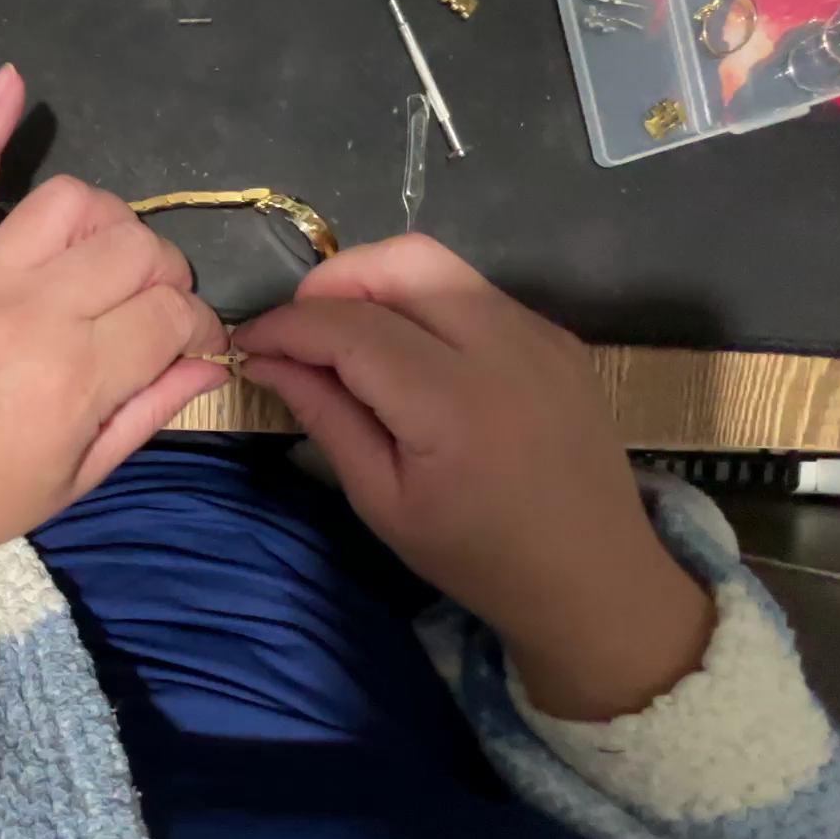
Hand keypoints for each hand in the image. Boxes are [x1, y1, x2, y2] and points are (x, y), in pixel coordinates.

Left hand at [0, 66, 228, 629]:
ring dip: (110, 225)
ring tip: (107, 267)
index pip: (172, 314)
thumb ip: (150, 410)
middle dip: (166, 280)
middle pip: (136, 249)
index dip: (198, 330)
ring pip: (73, 204)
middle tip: (152, 320)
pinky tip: (12, 82)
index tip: (191, 351)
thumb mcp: (81, 475)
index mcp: (75, 376)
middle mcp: (33, 311)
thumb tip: (212, 361)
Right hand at [235, 235, 713, 720]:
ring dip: (370, 286)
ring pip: (435, 264)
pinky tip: (399, 352)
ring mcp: (539, 333)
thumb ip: (322, 415)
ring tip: (338, 338)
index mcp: (454, 405)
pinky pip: (466, 290)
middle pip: (400, 262)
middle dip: (328, 284)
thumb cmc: (472, 553)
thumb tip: (265, 361)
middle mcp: (505, 347)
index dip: (286, 326)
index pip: (351, 327)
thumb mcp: (377, 497)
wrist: (592, 576)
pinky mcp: (554, 335)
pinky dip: (413, 302)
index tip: (246, 342)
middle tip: (295, 333)